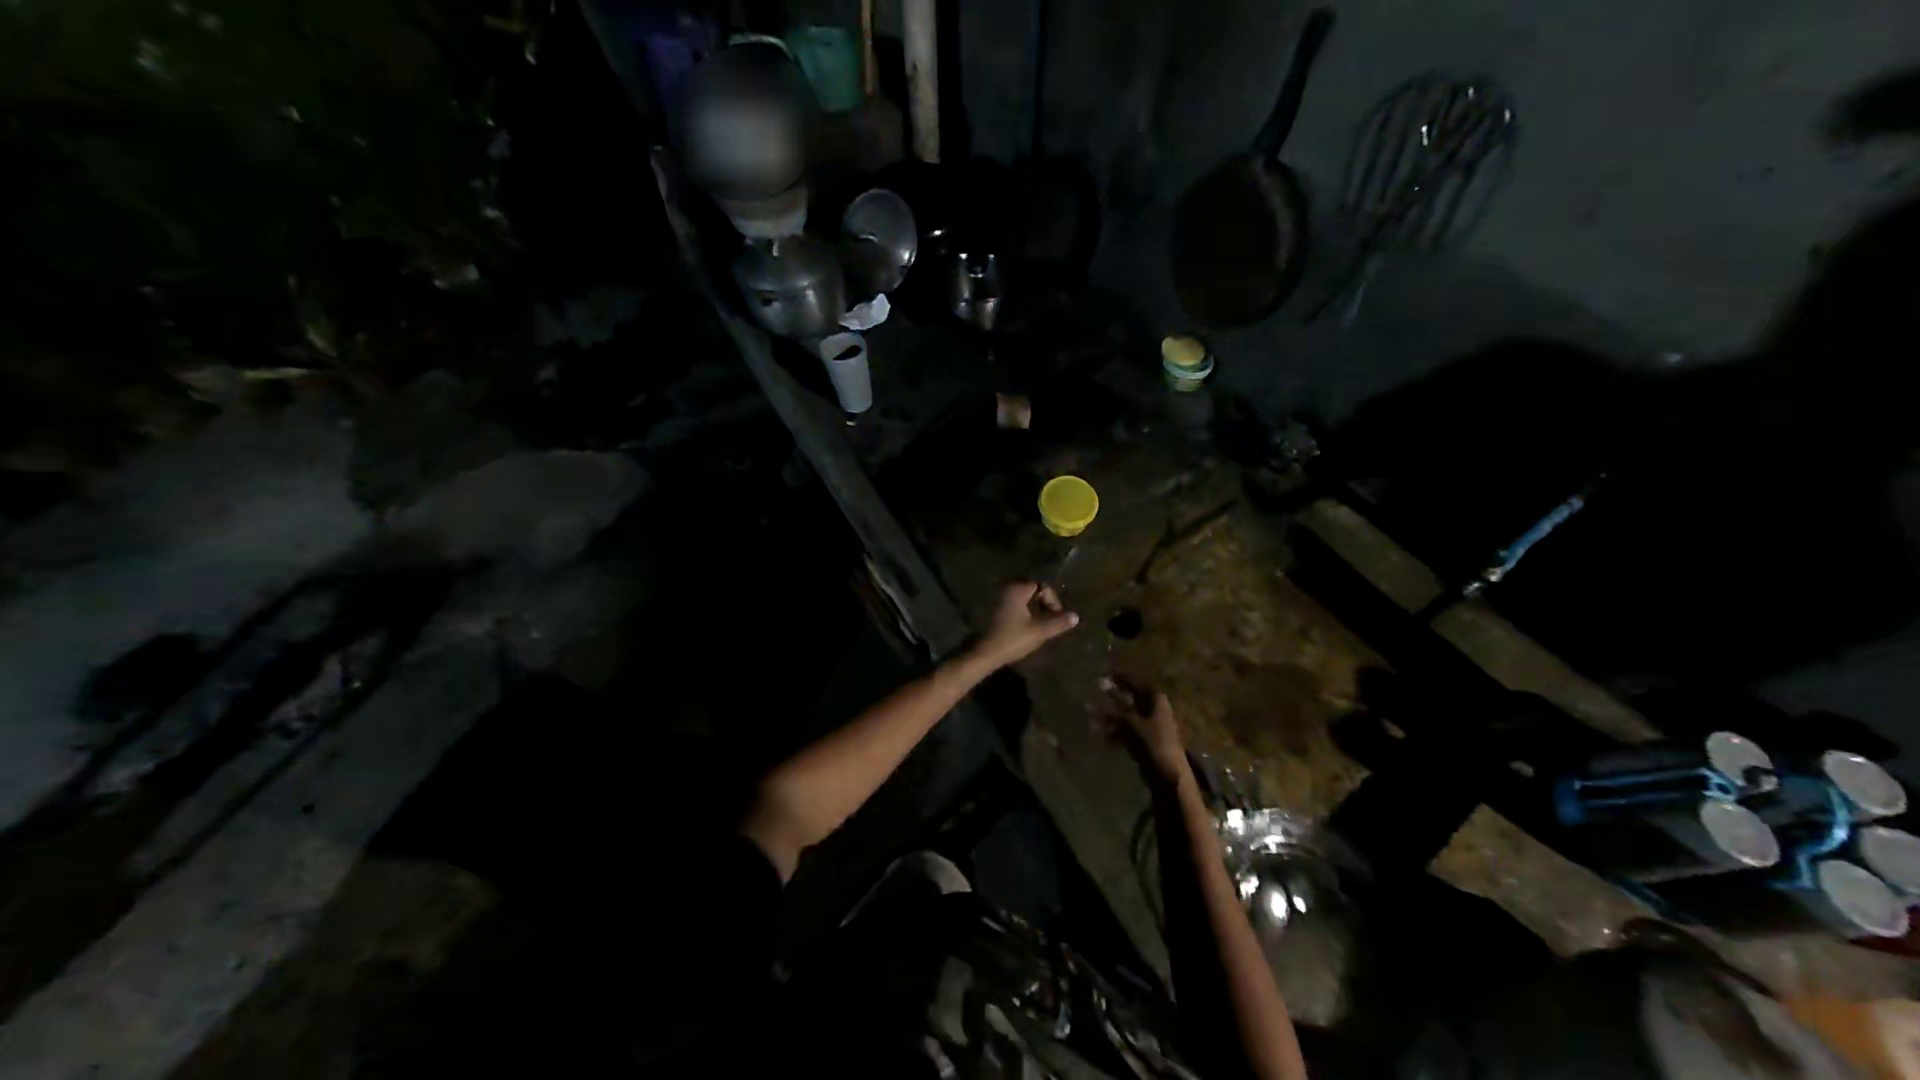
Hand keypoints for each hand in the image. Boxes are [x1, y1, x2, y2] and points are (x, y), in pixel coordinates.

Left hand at [974, 582, 1078, 667]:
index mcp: (1017, 589)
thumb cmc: (1012, 639)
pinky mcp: (996, 609)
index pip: (1043, 587)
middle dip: (1045, 605)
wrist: (986, 653)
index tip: (1056, 619)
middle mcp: (1007, 588)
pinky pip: (1016, 605)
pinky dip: (1025, 612)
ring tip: (1041, 626)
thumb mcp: (1039, 631)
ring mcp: (999, 598)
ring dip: (1036, 610)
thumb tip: (1075, 616)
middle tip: (1050, 622)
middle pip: (1034, 591)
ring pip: (1025, 599)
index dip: (1053, 602)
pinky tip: (1028, 626)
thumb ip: (1059, 622)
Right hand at [1100, 675, 1187, 779]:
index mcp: (1156, 700)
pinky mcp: (1146, 740)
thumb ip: (1113, 711)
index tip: (1107, 673)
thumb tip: (1095, 701)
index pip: (1137, 682)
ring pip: (1127, 715)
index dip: (1122, 677)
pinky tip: (1101, 735)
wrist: (1167, 772)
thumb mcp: (1130, 722)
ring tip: (1092, 716)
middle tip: (1098, 689)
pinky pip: (1127, 730)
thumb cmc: (1152, 741)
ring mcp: (1151, 725)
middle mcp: (1154, 709)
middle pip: (1132, 698)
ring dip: (1111, 716)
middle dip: (1115, 695)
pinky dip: (1115, 731)